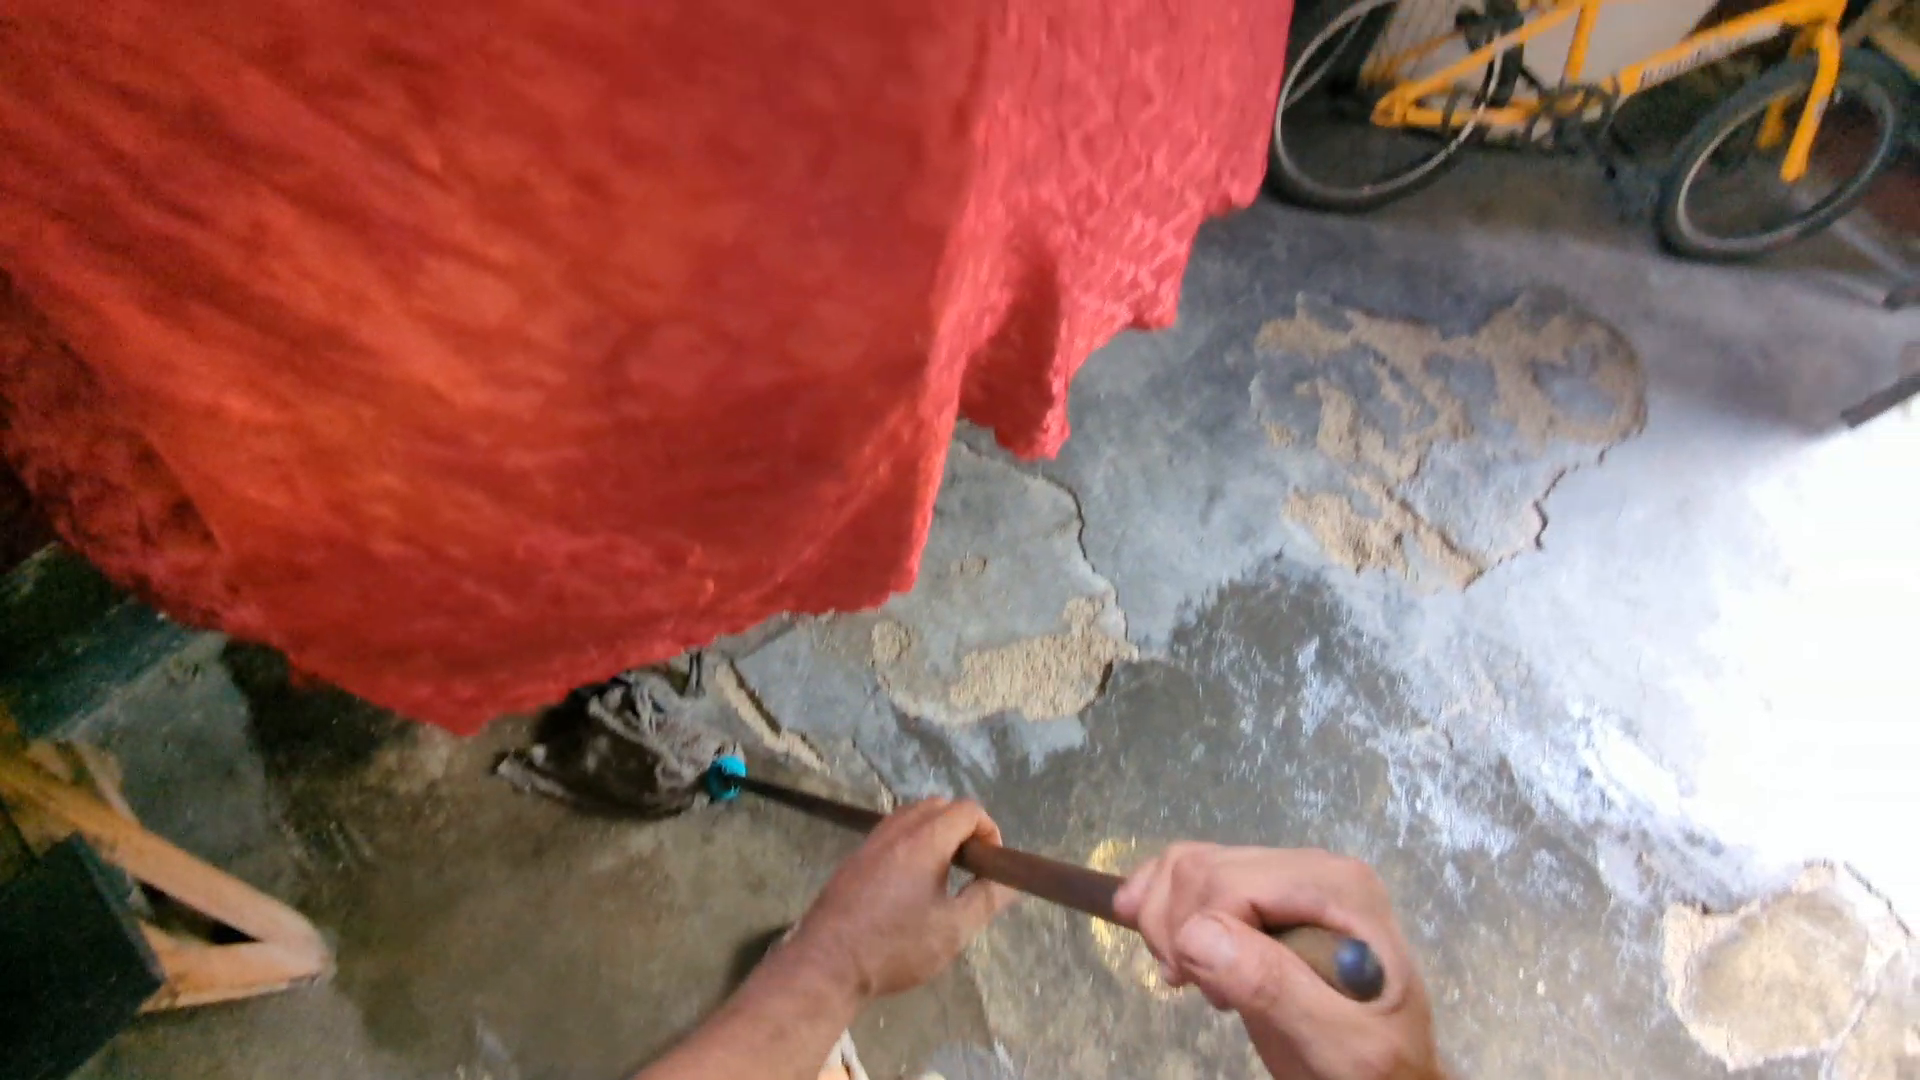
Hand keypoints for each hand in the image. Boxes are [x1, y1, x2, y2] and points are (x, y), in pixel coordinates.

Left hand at [789, 797, 1016, 1002]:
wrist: (827, 962)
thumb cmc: (895, 946)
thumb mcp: (952, 930)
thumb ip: (986, 899)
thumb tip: (1010, 882)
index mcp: (927, 838)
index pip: (968, 809)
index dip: (989, 830)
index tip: (991, 863)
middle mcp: (900, 827)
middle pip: (941, 805)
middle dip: (963, 826)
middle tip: (971, 865)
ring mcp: (874, 838)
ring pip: (915, 813)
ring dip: (937, 830)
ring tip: (944, 870)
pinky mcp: (858, 853)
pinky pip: (894, 829)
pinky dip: (913, 838)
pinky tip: (912, 878)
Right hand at [1113, 845, 1438, 1079]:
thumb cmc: (1373, 1070)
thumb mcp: (1340, 1045)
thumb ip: (1272, 985)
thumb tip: (1195, 933)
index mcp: (1336, 886)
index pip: (1230, 881)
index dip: (1196, 930)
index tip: (1203, 992)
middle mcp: (1308, 865)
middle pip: (1202, 868)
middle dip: (1175, 926)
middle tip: (1188, 986)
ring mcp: (1282, 873)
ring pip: (1186, 863)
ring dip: (1164, 918)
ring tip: (1185, 973)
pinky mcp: (1258, 889)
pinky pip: (1190, 868)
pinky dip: (1157, 894)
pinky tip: (1144, 924)